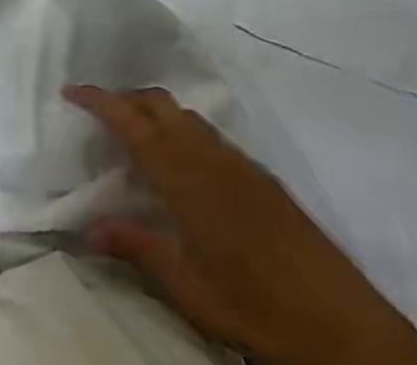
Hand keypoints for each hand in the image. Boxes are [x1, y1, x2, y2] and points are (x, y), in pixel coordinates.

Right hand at [66, 86, 416, 364]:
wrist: (346, 326)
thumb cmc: (257, 306)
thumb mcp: (189, 289)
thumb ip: (138, 249)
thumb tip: (90, 229)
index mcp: (186, 177)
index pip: (132, 122)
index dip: (98, 100)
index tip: (70, 90)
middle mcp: (210, 156)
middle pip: (159, 103)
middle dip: (123, 98)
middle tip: (95, 114)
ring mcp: (239, 162)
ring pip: (185, 115)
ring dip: (153, 111)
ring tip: (131, 135)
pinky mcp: (259, 175)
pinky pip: (208, 133)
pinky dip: (180, 129)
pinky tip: (178, 163)